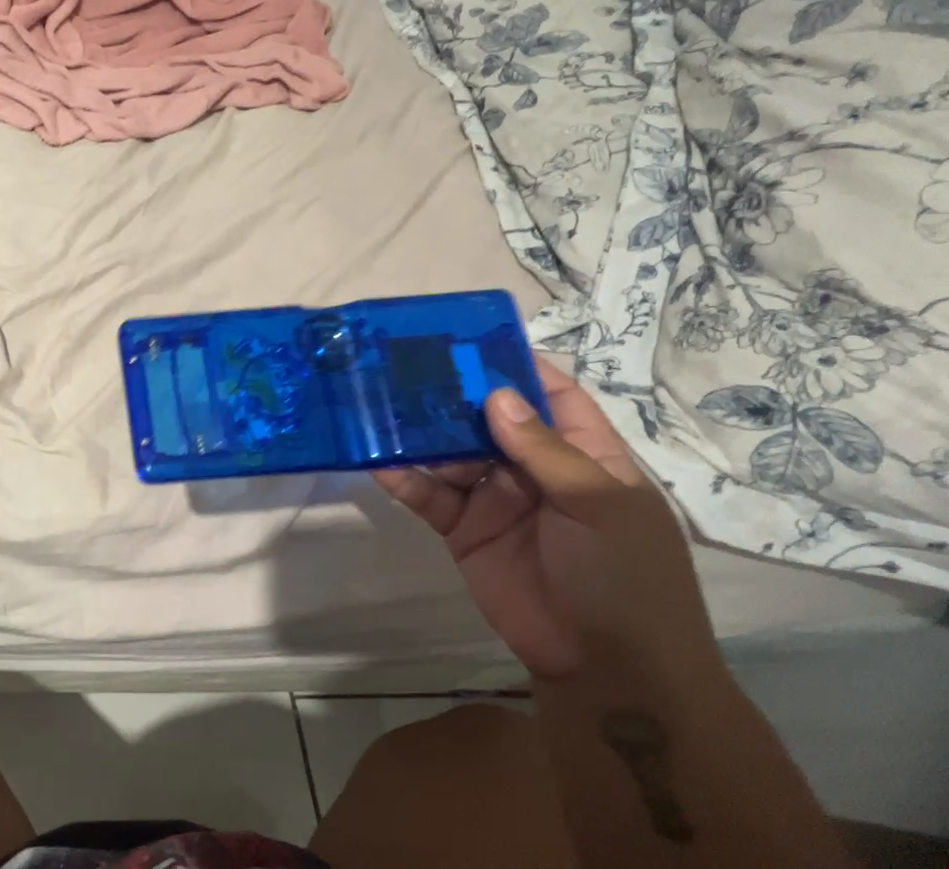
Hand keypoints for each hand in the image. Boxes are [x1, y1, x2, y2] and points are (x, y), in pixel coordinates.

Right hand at [373, 359, 719, 681]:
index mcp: (585, 456)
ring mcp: (495, 499)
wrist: (605, 664)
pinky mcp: (462, 530)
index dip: (517, 367)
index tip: (471, 338)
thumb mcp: (599, 505)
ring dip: (421, 434)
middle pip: (489, 419)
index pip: (553, 397)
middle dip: (453, 395)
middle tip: (405, 366)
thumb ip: (546, 451)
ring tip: (382, 407)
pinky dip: (404, 480)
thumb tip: (497, 395)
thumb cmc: (624, 576)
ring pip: (452, 453)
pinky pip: (429, 496)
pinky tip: (379, 462)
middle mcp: (535, 470)